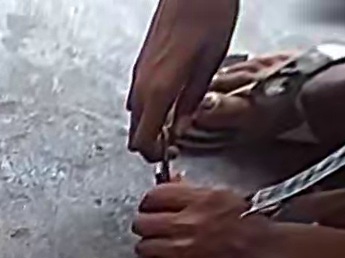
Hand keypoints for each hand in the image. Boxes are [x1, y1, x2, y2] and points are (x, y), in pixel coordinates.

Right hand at [127, 0, 239, 159]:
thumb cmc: (206, 15)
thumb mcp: (209, 63)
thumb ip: (191, 102)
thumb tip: (182, 127)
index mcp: (158, 92)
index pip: (144, 141)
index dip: (153, 154)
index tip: (166, 155)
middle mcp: (141, 89)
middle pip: (134, 134)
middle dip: (149, 144)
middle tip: (168, 144)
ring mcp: (138, 78)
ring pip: (135, 118)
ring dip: (149, 126)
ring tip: (170, 123)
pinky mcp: (140, 68)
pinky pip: (137, 100)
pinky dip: (148, 110)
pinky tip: (166, 101)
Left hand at [132, 183, 281, 257]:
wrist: (259, 252)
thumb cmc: (245, 223)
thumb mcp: (221, 197)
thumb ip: (190, 191)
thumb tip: (170, 181)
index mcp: (201, 199)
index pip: (155, 195)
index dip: (149, 201)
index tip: (152, 206)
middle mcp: (188, 222)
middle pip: (141, 222)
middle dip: (145, 223)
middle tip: (152, 226)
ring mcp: (180, 247)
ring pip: (142, 245)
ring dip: (148, 245)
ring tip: (160, 244)